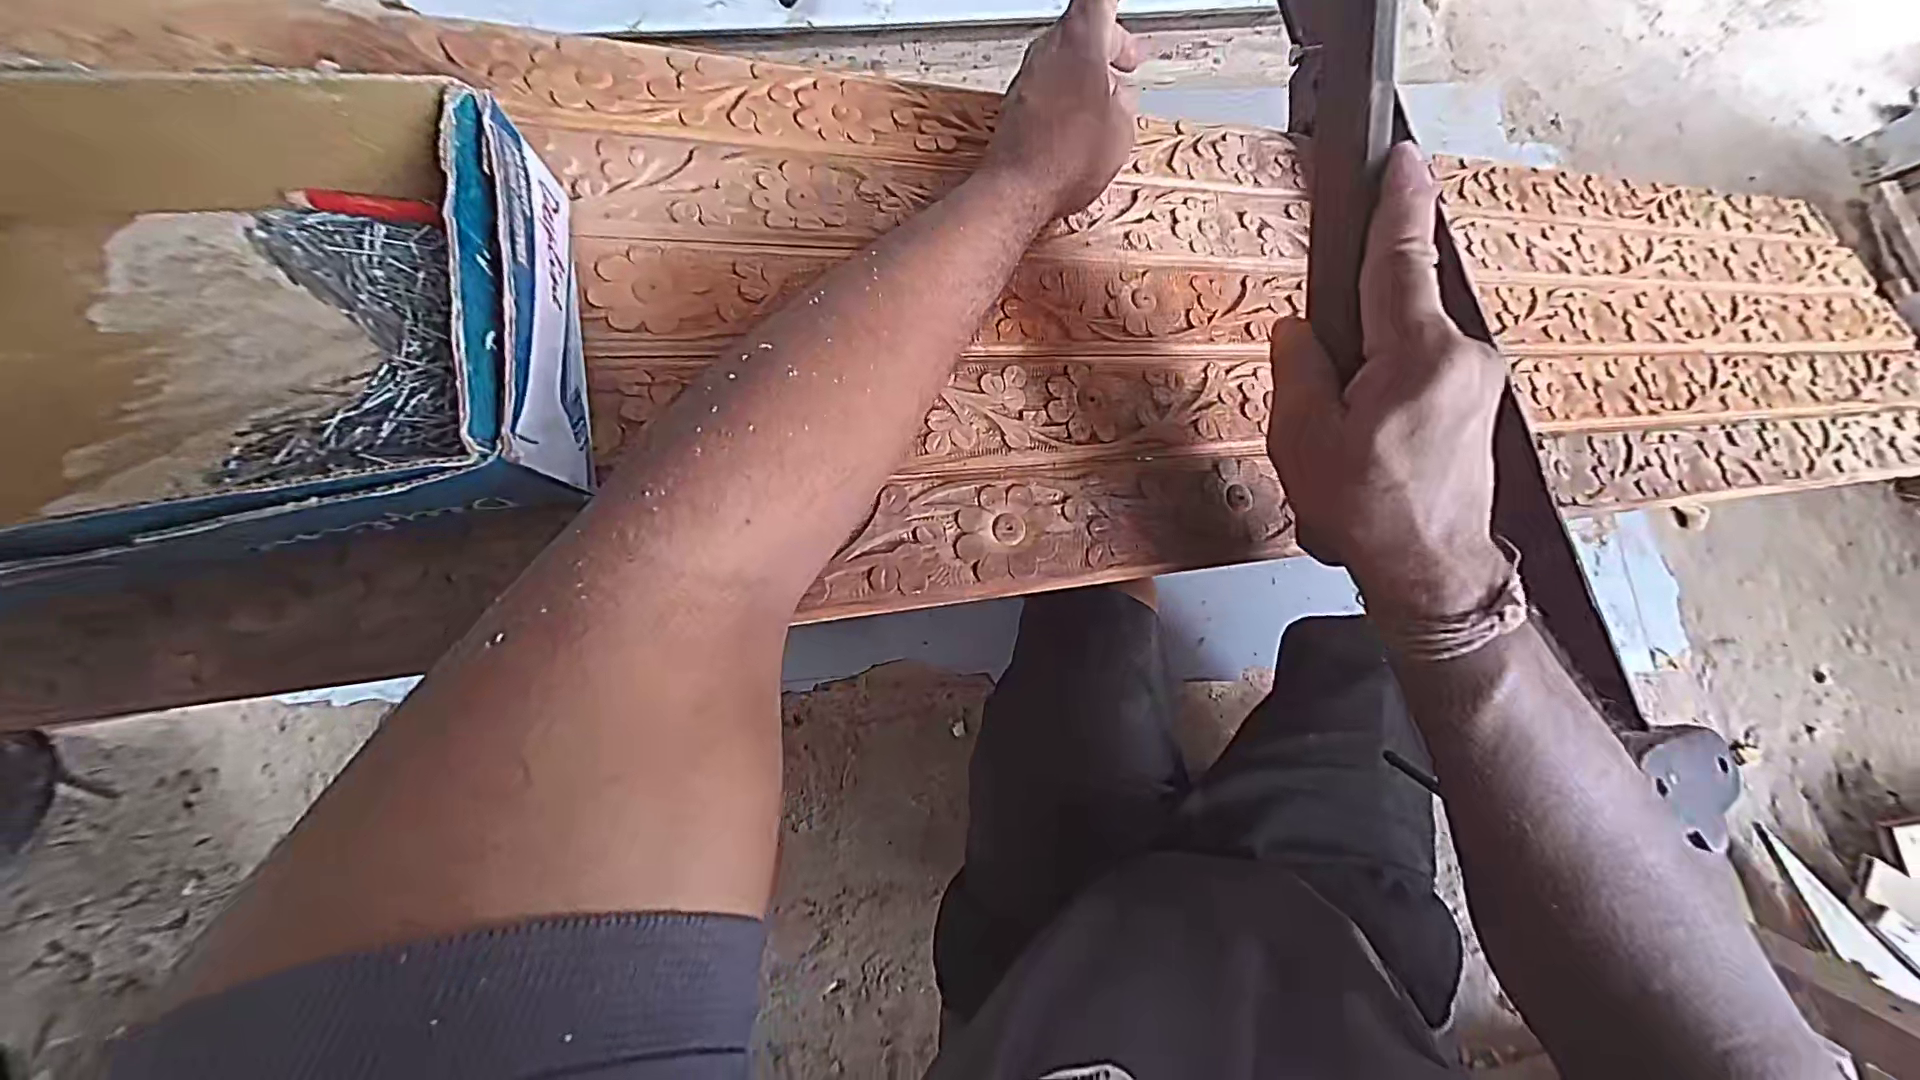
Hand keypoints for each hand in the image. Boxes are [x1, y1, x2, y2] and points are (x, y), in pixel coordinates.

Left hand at [979, 0, 1141, 220]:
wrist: (1017, 193)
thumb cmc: (1064, 159)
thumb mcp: (1121, 130)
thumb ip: (1124, 101)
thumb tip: (1118, 98)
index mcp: (1081, 39)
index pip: (1101, 0)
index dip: (1113, 8)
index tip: (1119, 11)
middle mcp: (1047, 50)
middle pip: (1081, 30)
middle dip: (1107, 45)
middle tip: (1127, 63)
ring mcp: (1025, 79)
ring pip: (1061, 62)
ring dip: (1083, 76)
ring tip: (1102, 103)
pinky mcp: (1012, 109)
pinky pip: (1044, 92)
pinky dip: (1063, 100)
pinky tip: (1074, 127)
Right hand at [1266, 143, 1509, 618]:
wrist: (1430, 568)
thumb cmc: (1364, 508)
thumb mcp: (1303, 438)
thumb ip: (1298, 370)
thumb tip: (1297, 328)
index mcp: (1418, 357)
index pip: (1398, 264)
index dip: (1395, 207)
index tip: (1400, 160)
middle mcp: (1463, 355)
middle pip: (1397, 305)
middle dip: (1352, 325)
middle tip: (1320, 386)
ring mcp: (1478, 379)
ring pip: (1407, 340)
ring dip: (1364, 361)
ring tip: (1338, 425)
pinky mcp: (1476, 402)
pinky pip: (1422, 364)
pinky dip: (1386, 377)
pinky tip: (1363, 426)